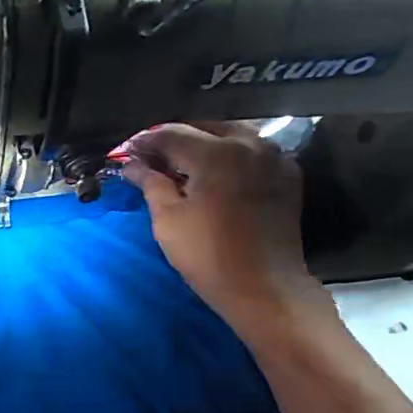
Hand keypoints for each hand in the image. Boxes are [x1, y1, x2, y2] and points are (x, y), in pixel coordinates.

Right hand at [118, 122, 326, 332]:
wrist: (262, 284)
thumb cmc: (206, 254)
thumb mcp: (167, 219)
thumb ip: (150, 184)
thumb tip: (133, 165)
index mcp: (216, 153)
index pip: (171, 134)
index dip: (143, 142)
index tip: (125, 153)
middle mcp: (249, 144)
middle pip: (203, 128)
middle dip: (173, 139)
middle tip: (150, 159)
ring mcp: (273, 157)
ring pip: (231, 135)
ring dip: (202, 144)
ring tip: (180, 165)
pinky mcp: (287, 174)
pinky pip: (252, 151)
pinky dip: (228, 155)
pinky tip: (213, 175)